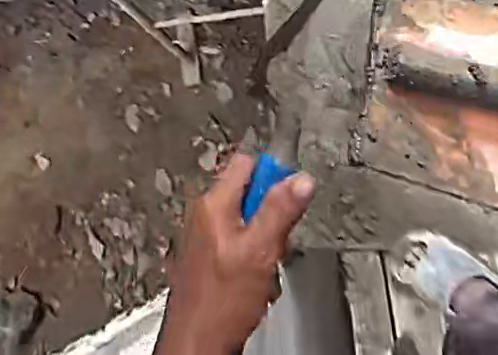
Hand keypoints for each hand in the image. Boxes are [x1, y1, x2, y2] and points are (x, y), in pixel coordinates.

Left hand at [157, 153, 315, 354]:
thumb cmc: (218, 306)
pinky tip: (255, 280)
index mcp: (213, 204)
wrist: (195, 351)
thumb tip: (302, 179)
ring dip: (264, 238)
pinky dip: (252, 256)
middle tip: (276, 237)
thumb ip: (281, 210)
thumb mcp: (260, 250)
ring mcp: (204, 239)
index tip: (287, 193)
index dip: (272, 172)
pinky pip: (239, 244)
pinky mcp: (208, 262)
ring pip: (247, 220)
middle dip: (270, 212)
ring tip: (265, 263)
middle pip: (249, 191)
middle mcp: (204, 216)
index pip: (248, 161)